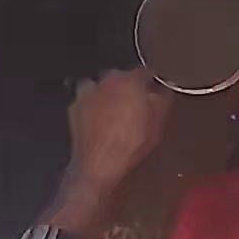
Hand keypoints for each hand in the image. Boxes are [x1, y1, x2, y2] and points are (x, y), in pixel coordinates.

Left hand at [50, 70, 173, 236]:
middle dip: (129, 88)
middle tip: (137, 106)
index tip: (154, 92)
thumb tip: (163, 87)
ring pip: (103, 87)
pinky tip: (102, 121)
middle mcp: (107, 80)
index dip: (151, 83)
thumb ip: (163, 97)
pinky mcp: (75, 106)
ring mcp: (88, 92)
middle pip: (122, 77)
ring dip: (110, 95)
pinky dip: (94, 106)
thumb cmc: (131, 144)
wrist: (100, 166)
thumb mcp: (158, 121)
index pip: (145, 72)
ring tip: (118, 114)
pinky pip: (88, 100)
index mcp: (130, 79)